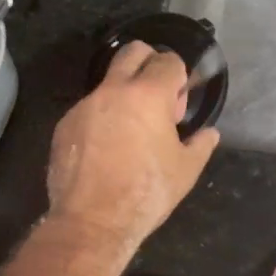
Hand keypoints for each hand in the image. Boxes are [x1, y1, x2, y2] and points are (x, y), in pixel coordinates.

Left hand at [46, 41, 220, 251]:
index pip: (169, 61)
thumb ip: (201, 145)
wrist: (91, 224)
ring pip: (109, 82)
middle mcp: (115, 90)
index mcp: (149, 94)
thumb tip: (210, 134)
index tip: (176, 108)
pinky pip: (89, 108)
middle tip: (156, 97)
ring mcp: (86, 105)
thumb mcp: (185, 171)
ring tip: (130, 132)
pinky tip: (106, 150)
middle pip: (134, 51)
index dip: (178, 80)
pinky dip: (102, 118)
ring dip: (124, 95)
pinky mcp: (64, 125)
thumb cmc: (146, 193)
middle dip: (149, 62)